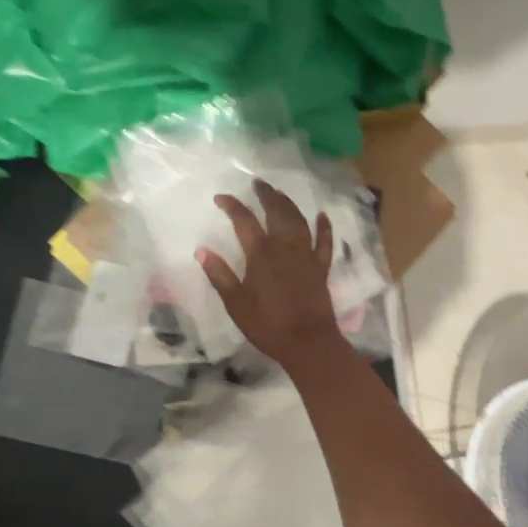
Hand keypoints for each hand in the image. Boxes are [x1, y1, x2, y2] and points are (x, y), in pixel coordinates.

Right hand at [198, 180, 344, 371]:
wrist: (308, 342)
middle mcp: (285, 247)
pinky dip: (324, 227)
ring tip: (280, 194)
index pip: (244, 220)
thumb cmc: (267, 326)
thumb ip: (220, 276)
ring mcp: (306, 255)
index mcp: (260, 254)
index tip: (221, 197)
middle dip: (266, 195)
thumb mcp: (236, 304)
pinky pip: (325, 242)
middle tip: (258, 183)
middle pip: (276, 212)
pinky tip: (322, 215)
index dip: (232, 205)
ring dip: (289, 204)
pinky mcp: (321, 268)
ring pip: (299, 221)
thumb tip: (202, 251)